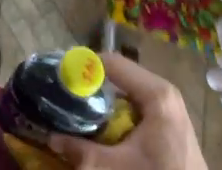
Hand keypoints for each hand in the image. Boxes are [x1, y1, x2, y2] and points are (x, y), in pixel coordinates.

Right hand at [48, 54, 204, 169]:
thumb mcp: (116, 168)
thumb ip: (82, 152)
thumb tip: (51, 138)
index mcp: (156, 93)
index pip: (111, 62)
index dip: (83, 66)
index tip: (60, 77)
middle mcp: (163, 90)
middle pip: (119, 74)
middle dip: (91, 84)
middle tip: (66, 94)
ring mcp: (169, 104)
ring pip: (127, 88)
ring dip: (103, 97)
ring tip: (79, 107)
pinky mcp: (169, 118)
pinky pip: (137, 102)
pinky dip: (117, 109)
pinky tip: (103, 124)